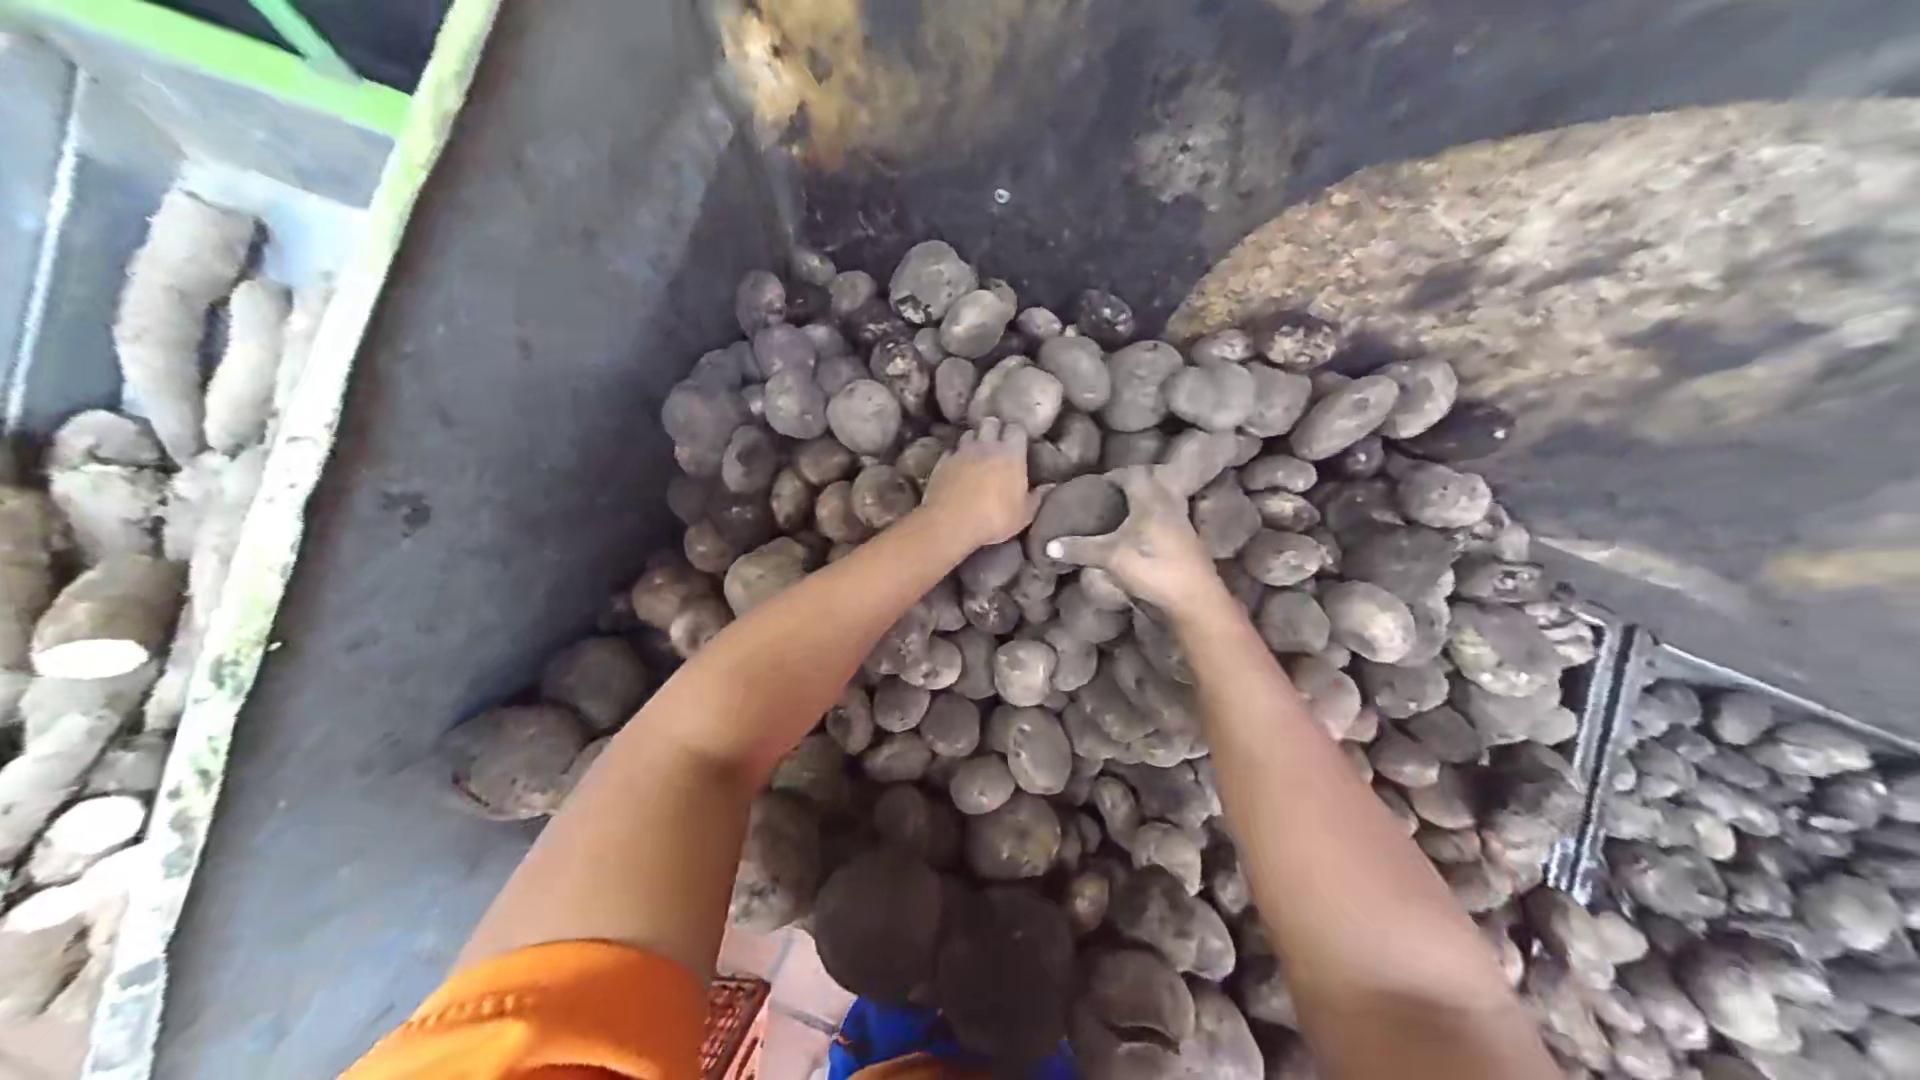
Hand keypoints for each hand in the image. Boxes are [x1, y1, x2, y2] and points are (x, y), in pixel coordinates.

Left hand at [921, 417, 1042, 548]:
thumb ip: (1037, 498)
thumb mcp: (1024, 514)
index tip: (1019, 442)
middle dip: (995, 428)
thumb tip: (1049, 487)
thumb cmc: (995, 518)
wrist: (951, 523)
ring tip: (977, 452)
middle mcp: (986, 446)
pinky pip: (951, 450)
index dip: (1017, 433)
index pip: (1016, 429)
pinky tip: (958, 465)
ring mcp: (961, 452)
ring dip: (974, 439)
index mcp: (1011, 453)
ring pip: (969, 433)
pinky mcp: (942, 462)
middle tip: (997, 442)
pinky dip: (956, 454)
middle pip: (990, 422)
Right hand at [1044, 466, 1225, 615]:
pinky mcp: (1189, 540)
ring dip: (1148, 498)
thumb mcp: (1111, 559)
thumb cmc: (1153, 570)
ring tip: (1128, 510)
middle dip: (1134, 481)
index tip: (1098, 485)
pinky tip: (1144, 533)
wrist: (1195, 600)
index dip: (1114, 475)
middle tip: (1113, 492)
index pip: (1133, 474)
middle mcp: (1170, 505)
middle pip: (1154, 480)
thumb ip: (1080, 549)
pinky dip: (1156, 515)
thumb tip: (1048, 546)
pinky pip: (1170, 515)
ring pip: (1165, 497)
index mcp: (1151, 501)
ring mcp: (1182, 522)